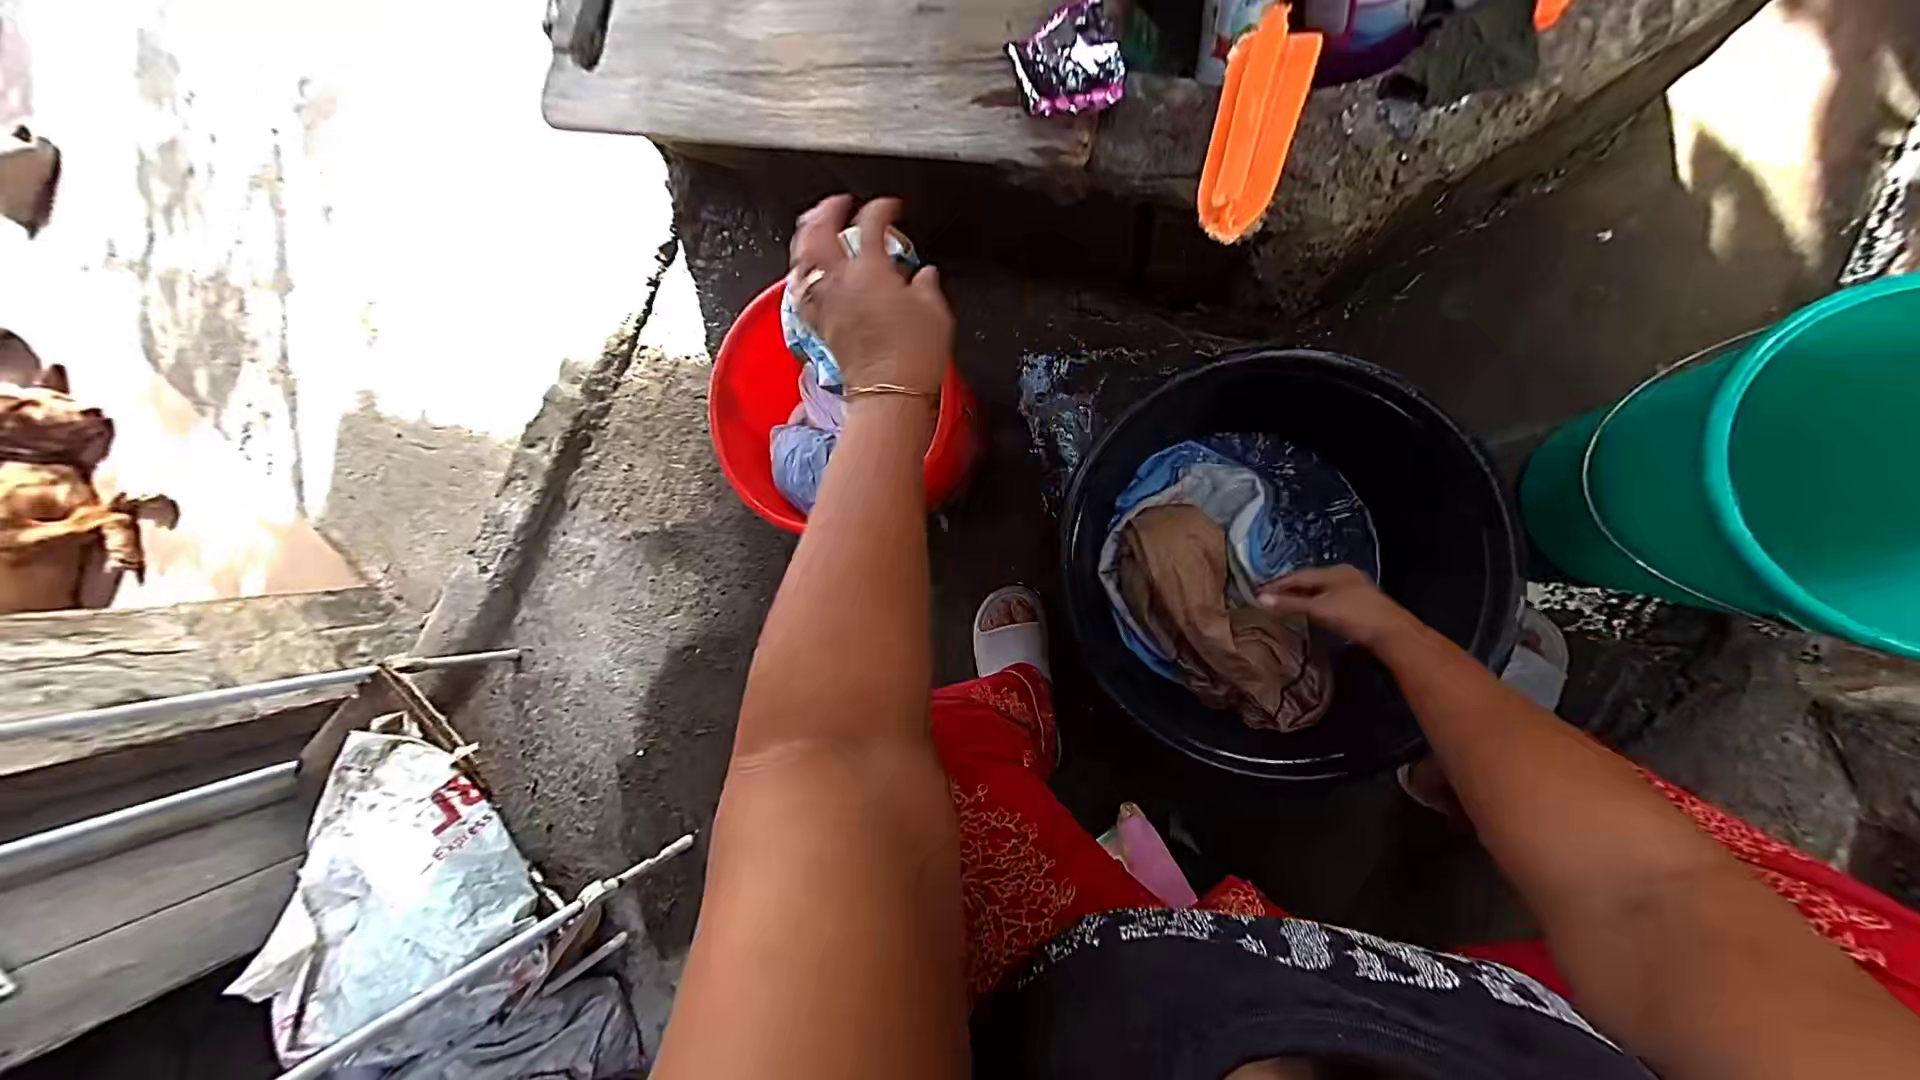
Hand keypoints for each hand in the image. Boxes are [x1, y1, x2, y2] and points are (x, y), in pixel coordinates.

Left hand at [789, 195, 951, 395]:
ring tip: (814, 230)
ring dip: (806, 237)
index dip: (882, 209)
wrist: (891, 392)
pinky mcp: (821, 326)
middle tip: (839, 204)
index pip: (872, 223)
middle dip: (827, 210)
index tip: (891, 209)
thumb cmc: (914, 354)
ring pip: (802, 258)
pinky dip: (803, 275)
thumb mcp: (935, 310)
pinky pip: (802, 292)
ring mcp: (826, 304)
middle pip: (819, 231)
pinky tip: (807, 274)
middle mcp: (840, 281)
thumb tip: (924, 274)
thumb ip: (927, 284)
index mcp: (870, 269)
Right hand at [1257, 565, 1421, 649]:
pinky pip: (1329, 598)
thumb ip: (1289, 604)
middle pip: (1309, 580)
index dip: (1278, 584)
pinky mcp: (1361, 604)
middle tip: (1269, 598)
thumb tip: (1262, 599)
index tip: (1260, 592)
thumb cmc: (1355, 617)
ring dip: (1301, 597)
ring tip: (1284, 605)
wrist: (1394, 635)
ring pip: (1320, 590)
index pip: (1298, 575)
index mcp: (1334, 571)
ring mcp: (1355, 589)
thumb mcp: (1318, 609)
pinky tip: (1309, 611)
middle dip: (1288, 589)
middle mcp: (1345, 575)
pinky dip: (1314, 603)